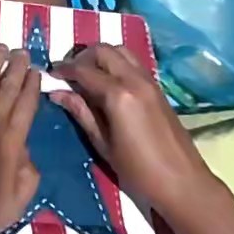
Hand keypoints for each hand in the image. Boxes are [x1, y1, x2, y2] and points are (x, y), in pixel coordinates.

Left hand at [0, 45, 40, 233]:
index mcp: (13, 141)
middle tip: (23, 51)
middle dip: (17, 67)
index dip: (33, 85)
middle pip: (8, 87)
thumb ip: (28, 172)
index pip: (27, 104)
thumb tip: (25, 151)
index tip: (37, 71)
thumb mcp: (18, 201)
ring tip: (2, 46)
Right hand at [51, 44, 212, 211]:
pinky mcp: (158, 87)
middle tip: (68, 73)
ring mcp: (149, 81)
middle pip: (103, 51)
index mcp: (118, 95)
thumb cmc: (138, 170)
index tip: (51, 74)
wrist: (183, 182)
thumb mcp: (103, 144)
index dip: (64, 69)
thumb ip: (81, 112)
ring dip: (101, 56)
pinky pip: (133, 62)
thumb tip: (57, 92)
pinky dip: (116, 62)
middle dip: (82, 57)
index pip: (84, 70)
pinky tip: (107, 82)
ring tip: (87, 74)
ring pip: (120, 50)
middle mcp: (134, 79)